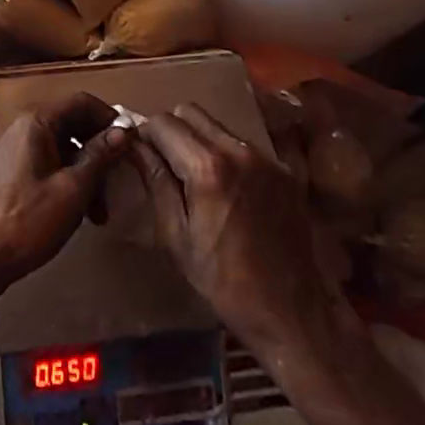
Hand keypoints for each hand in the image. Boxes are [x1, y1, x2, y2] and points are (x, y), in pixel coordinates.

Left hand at [0, 92, 131, 297]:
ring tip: (101, 213)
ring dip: (87, 174)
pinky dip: (70, 184)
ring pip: (64, 151)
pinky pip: (50, 168)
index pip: (82, 101)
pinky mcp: (13, 176)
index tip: (132, 144)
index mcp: (37, 123)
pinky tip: (80, 215)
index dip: (109, 118)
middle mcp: (25, 130)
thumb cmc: (27, 220)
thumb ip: (99, 155)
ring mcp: (17, 153)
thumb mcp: (72, 189)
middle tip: (120, 181)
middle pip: (73, 125)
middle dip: (100, 152)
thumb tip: (123, 129)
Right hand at [133, 104, 340, 352]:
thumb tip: (133, 145)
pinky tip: (227, 190)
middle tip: (165, 162)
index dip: (145, 134)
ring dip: (199, 139)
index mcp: (208, 167)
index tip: (139, 153)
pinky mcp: (284, 170)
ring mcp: (266, 158)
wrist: (290, 312)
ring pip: (218, 125)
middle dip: (171, 129)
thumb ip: (155, 181)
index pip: (163, 122)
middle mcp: (239, 150)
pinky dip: (226, 155)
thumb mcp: (176, 235)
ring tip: (195, 177)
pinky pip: (243, 146)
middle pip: (191, 112)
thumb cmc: (223, 280)